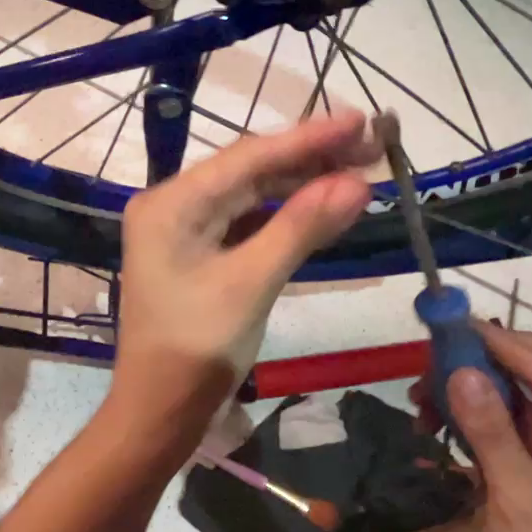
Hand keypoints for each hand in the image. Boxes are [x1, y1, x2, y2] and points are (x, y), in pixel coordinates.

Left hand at [111, 112, 377, 426]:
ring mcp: (184, 230)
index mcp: (171, 203)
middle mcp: (172, 205)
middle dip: (310, 158)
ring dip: (302, 185)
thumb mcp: (252, 283)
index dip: (308, 138)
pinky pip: (247, 222)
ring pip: (251, 195)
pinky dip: (286, 216)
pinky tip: (324, 206)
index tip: (362, 120)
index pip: (248, 157)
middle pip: (249, 171)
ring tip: (360, 169)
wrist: (159, 411)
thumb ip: (301, 226)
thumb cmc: (198, 349)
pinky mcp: (198, 255)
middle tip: (373, 144)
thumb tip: (357, 182)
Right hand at [441, 325, 531, 531]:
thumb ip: (492, 432)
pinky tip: (428, 420)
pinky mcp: (520, 454)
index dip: (502, 344)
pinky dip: (457, 411)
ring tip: (419, 398)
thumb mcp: (522, 496)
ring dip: (459, 387)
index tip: (455, 326)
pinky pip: (486, 416)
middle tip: (428, 359)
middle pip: (524, 372)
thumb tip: (461, 372)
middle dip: (475, 362)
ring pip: (499, 390)